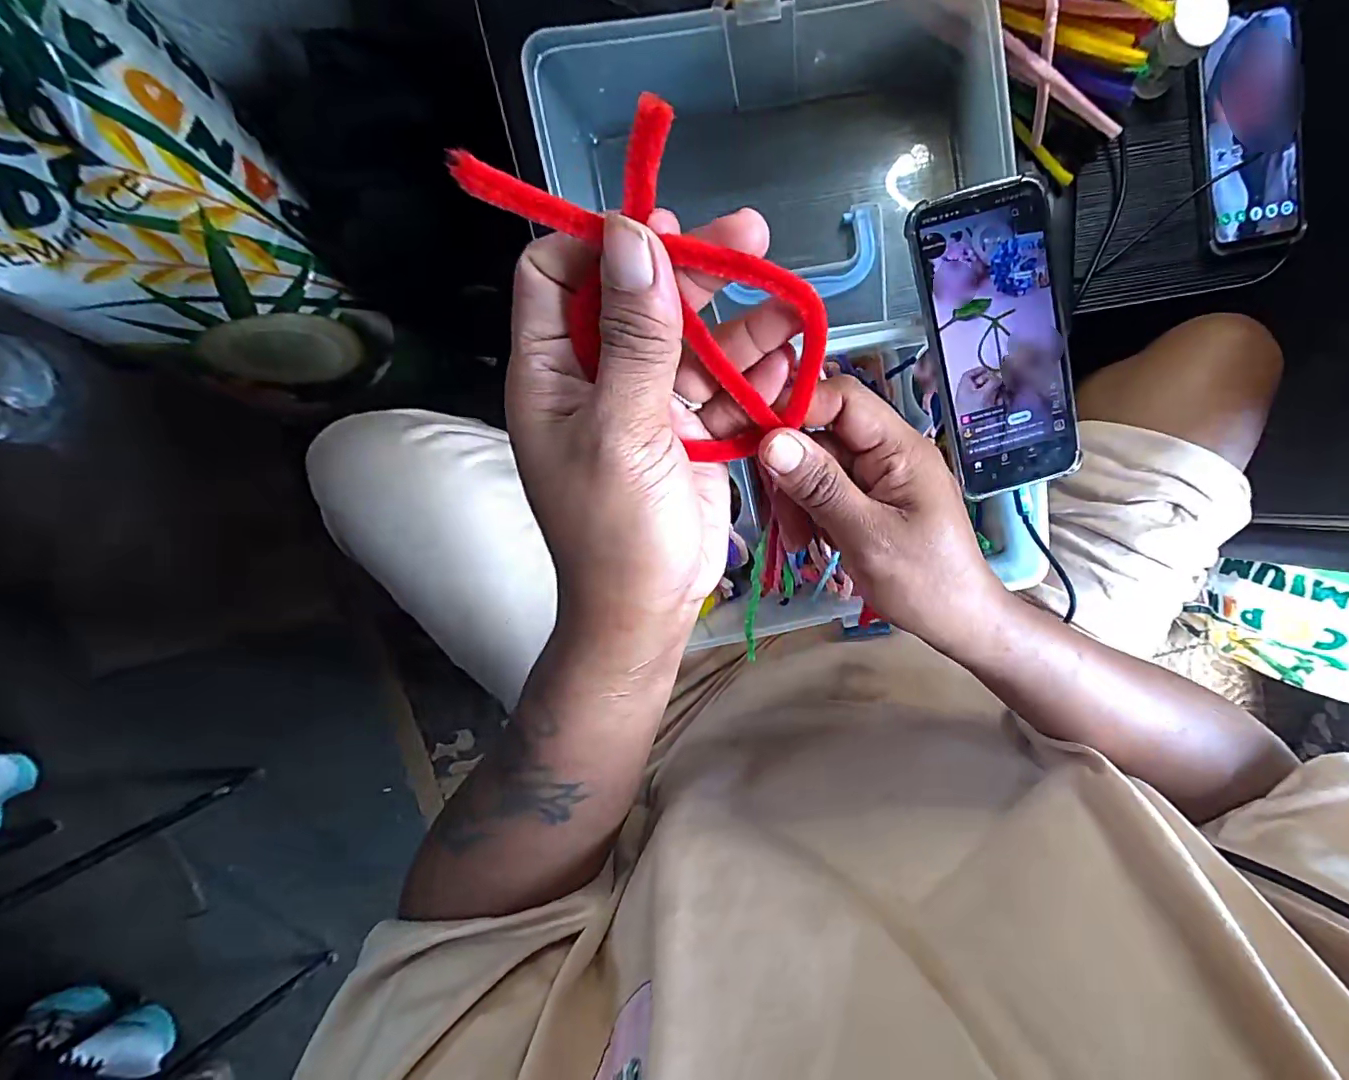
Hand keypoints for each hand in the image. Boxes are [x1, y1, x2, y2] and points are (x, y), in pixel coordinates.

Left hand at [507, 208, 798, 653]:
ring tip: (793, 305)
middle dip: (695, 270)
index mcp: (554, 372)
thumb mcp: (621, 429)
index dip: (601, 244)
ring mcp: (651, 405)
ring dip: (743, 325)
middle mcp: (600, 378)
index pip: (559, 276)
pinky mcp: (694, 432)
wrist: (648, 607)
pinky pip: (725, 389)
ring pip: (696, 344)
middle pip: (644, 300)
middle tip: (751, 236)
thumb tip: (632, 238)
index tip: (657, 230)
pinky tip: (787, 363)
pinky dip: (755, 376)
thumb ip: (633, 337)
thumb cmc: (616, 530)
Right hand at [757, 375, 1008, 651]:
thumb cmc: (925, 581)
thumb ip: (820, 486)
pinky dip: (809, 513)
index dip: (795, 404)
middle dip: (792, 470)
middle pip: (822, 434)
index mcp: (900, 447)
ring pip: (817, 466)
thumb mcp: (867, 535)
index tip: (752, 431)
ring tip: (799, 541)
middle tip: (781, 516)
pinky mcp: (868, 499)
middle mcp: (887, 452)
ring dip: (797, 499)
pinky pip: (825, 491)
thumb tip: (771, 440)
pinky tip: (810, 542)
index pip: (843, 398)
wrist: (958, 620)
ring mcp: (877, 476)